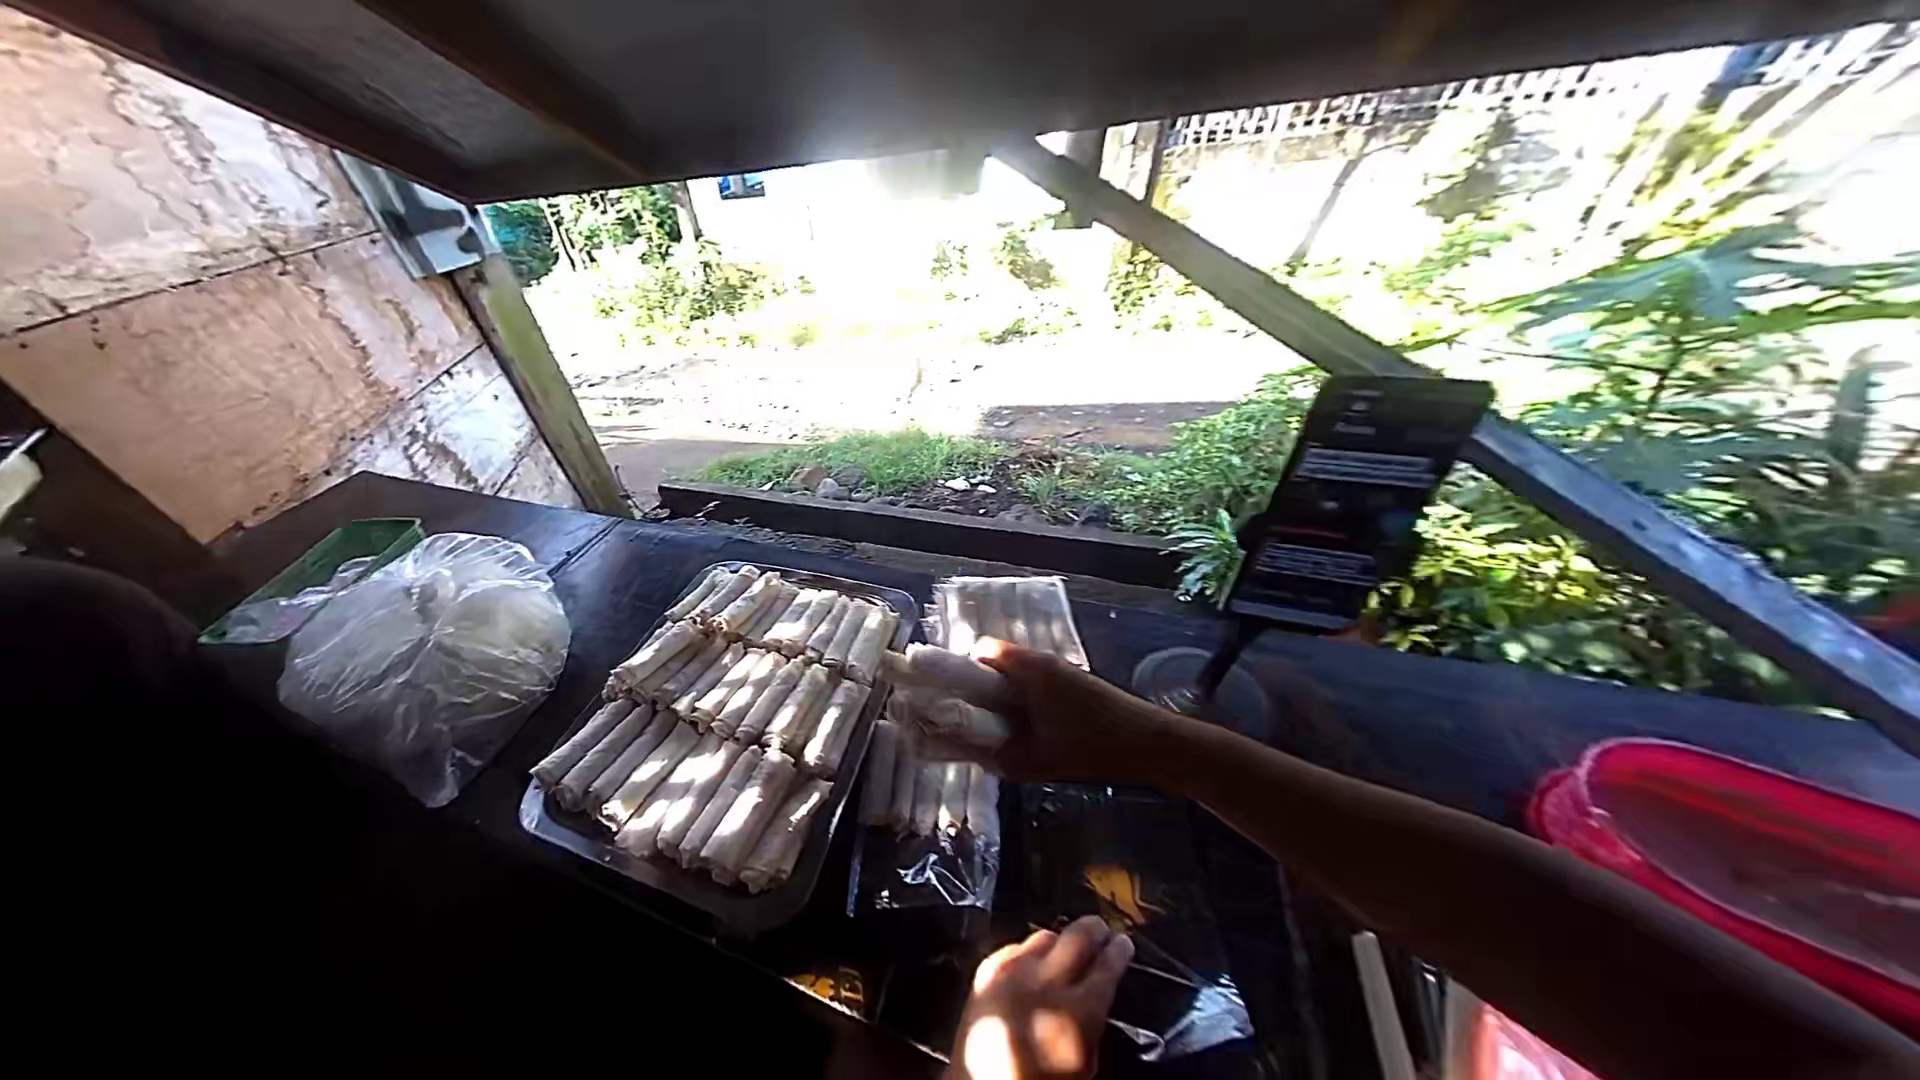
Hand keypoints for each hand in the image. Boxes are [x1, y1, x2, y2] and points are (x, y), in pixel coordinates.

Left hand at [949, 916, 1134, 1079]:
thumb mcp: (1082, 1064)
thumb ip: (1092, 1022)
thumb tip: (1096, 992)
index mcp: (1077, 1014)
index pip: (1107, 967)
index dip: (1119, 950)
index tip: (1124, 941)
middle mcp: (1046, 983)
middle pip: (1078, 936)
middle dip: (1094, 929)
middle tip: (1102, 929)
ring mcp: (1013, 970)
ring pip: (1046, 936)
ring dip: (1060, 941)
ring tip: (1067, 949)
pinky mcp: (988, 968)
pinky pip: (1017, 948)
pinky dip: (1030, 954)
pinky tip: (1034, 965)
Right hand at [964, 638, 1178, 784]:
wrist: (1148, 743)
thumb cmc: (1091, 745)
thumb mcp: (1034, 760)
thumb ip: (995, 755)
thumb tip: (968, 751)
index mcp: (1029, 668)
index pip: (981, 650)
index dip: (960, 672)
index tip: (950, 699)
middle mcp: (1042, 660)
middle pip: (996, 662)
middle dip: (979, 688)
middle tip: (970, 721)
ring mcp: (1060, 669)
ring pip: (1016, 674)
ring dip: (1002, 696)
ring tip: (995, 730)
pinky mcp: (1073, 682)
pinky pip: (1034, 683)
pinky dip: (1022, 700)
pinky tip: (1025, 731)